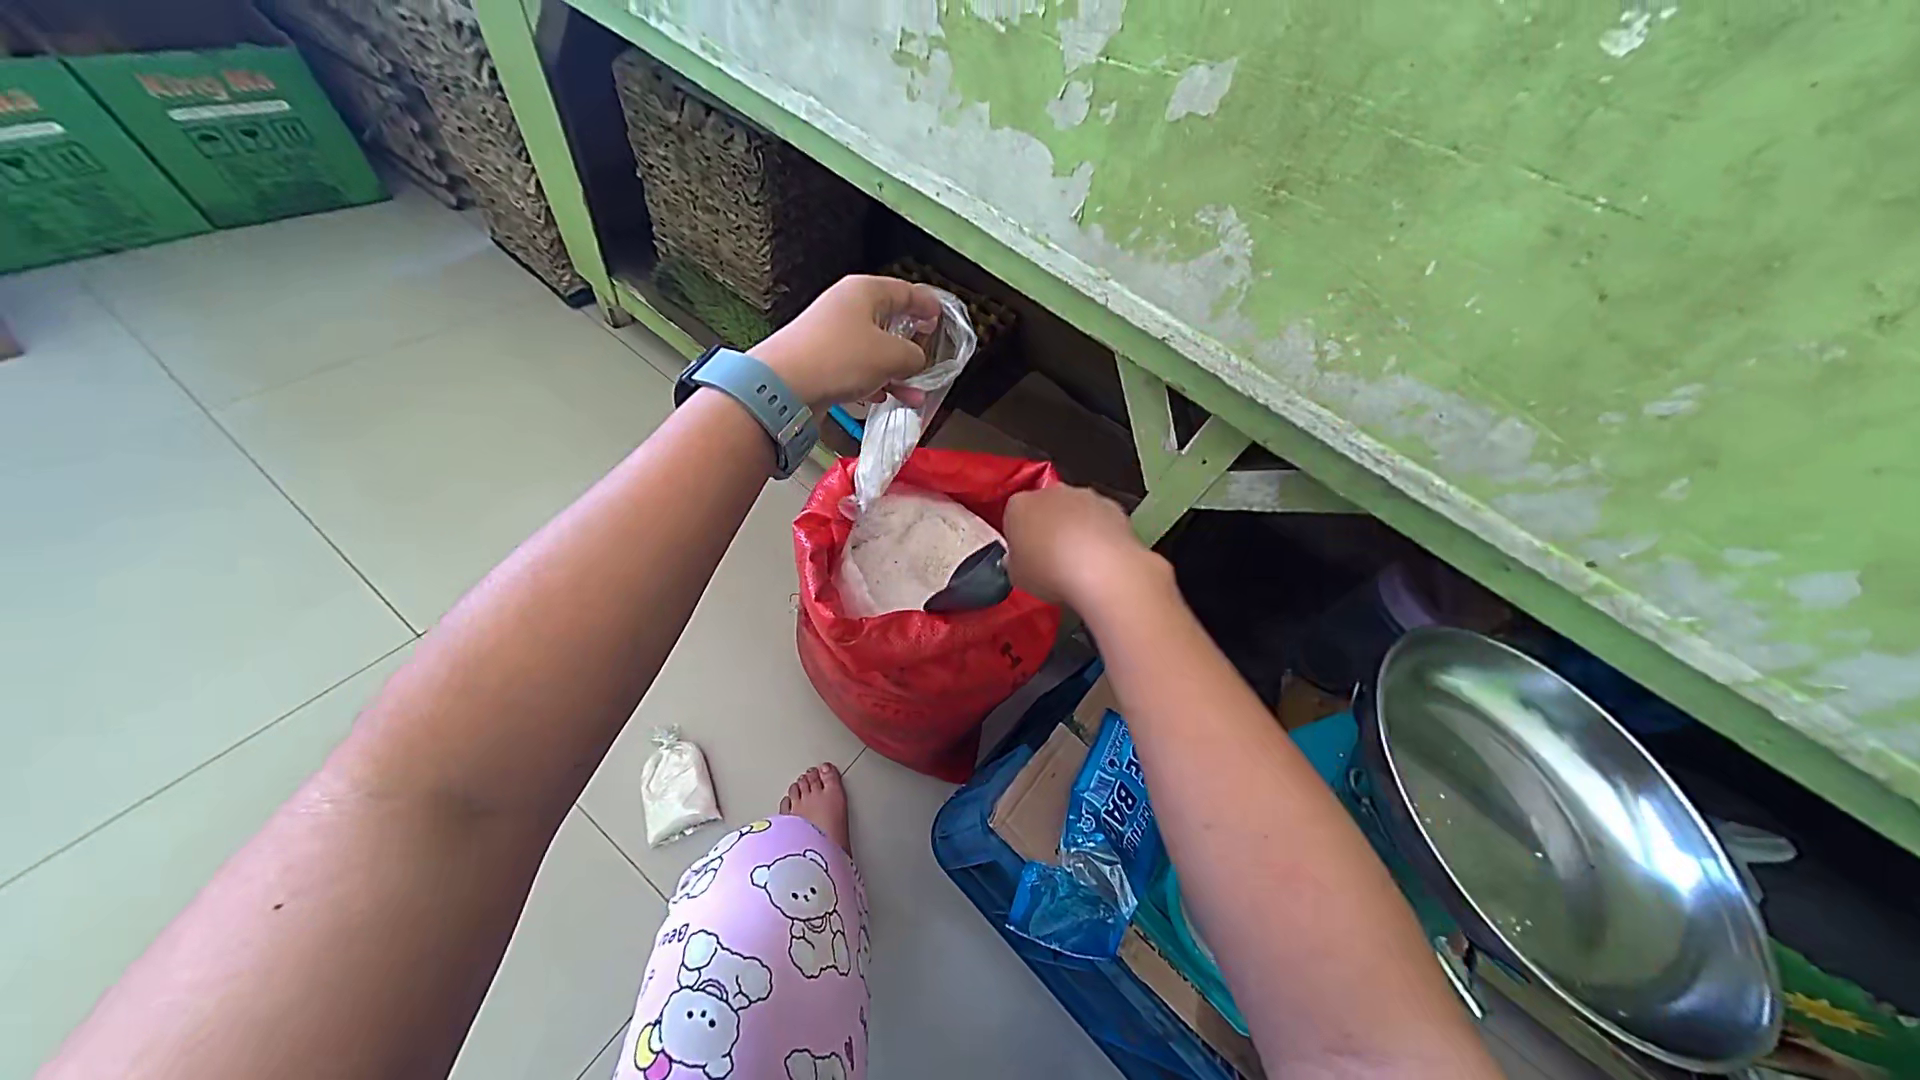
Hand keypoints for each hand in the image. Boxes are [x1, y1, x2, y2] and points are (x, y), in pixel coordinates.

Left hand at [751, 275, 943, 408]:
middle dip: (911, 345)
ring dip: (896, 371)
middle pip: (888, 322)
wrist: (784, 386)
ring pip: (874, 350)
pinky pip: (857, 369)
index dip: (927, 304)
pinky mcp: (822, 361)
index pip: (905, 291)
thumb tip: (916, 360)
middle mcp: (846, 308)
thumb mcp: (892, 356)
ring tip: (914, 392)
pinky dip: (875, 381)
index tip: (939, 315)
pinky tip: (885, 397)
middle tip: (928, 356)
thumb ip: (914, 356)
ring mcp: (832, 335)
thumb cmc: (837, 359)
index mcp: (864, 292)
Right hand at [1002, 485, 1168, 607]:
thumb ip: (1015, 562)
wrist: (1101, 570)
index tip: (1025, 556)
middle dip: (1046, 526)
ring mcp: (1084, 496)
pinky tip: (1100, 557)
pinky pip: (1099, 518)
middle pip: (1044, 507)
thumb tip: (1019, 560)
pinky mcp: (1112, 505)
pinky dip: (1099, 532)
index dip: (1018, 536)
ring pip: (1074, 510)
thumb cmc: (1049, 572)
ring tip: (1079, 561)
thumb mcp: (1018, 576)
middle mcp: (1050, 492)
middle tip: (1050, 558)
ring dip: (1074, 527)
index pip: (1013, 515)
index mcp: (1019, 505)